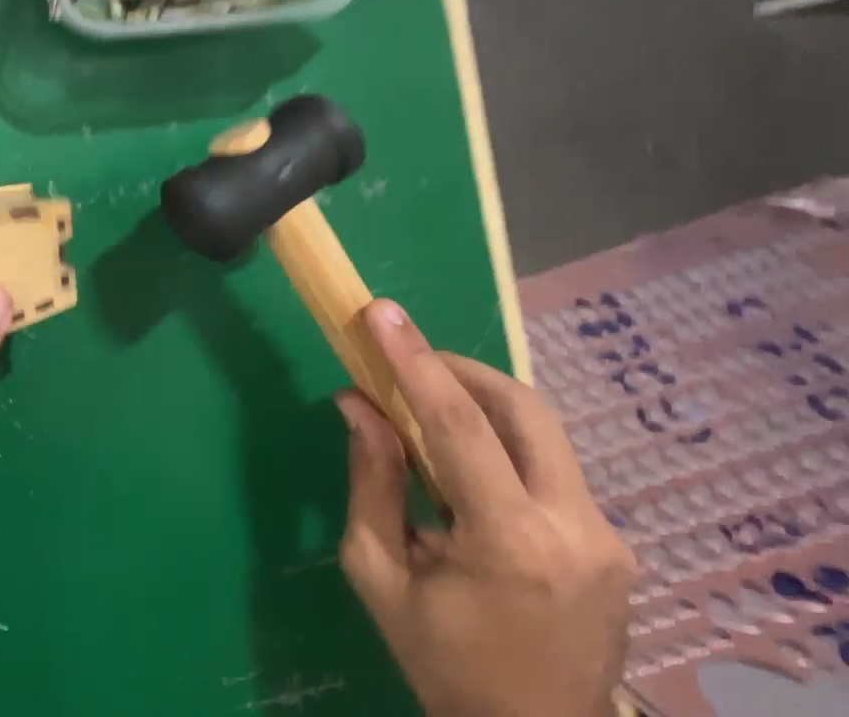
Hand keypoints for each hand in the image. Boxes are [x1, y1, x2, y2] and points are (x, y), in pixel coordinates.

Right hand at [338, 300, 635, 716]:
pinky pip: (551, 466)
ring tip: (426, 403)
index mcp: (509, 540)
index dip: (414, 360)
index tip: (380, 313)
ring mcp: (605, 536)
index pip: (457, 424)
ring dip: (482, 401)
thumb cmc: (438, 655)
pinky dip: (501, 442)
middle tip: (405, 358)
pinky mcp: (612, 543)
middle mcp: (575, 528)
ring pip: (544, 432)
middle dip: (459, 369)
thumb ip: (372, 480)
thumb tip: (358, 404)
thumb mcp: (378, 570)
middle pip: (523, 410)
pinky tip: (464, 462)